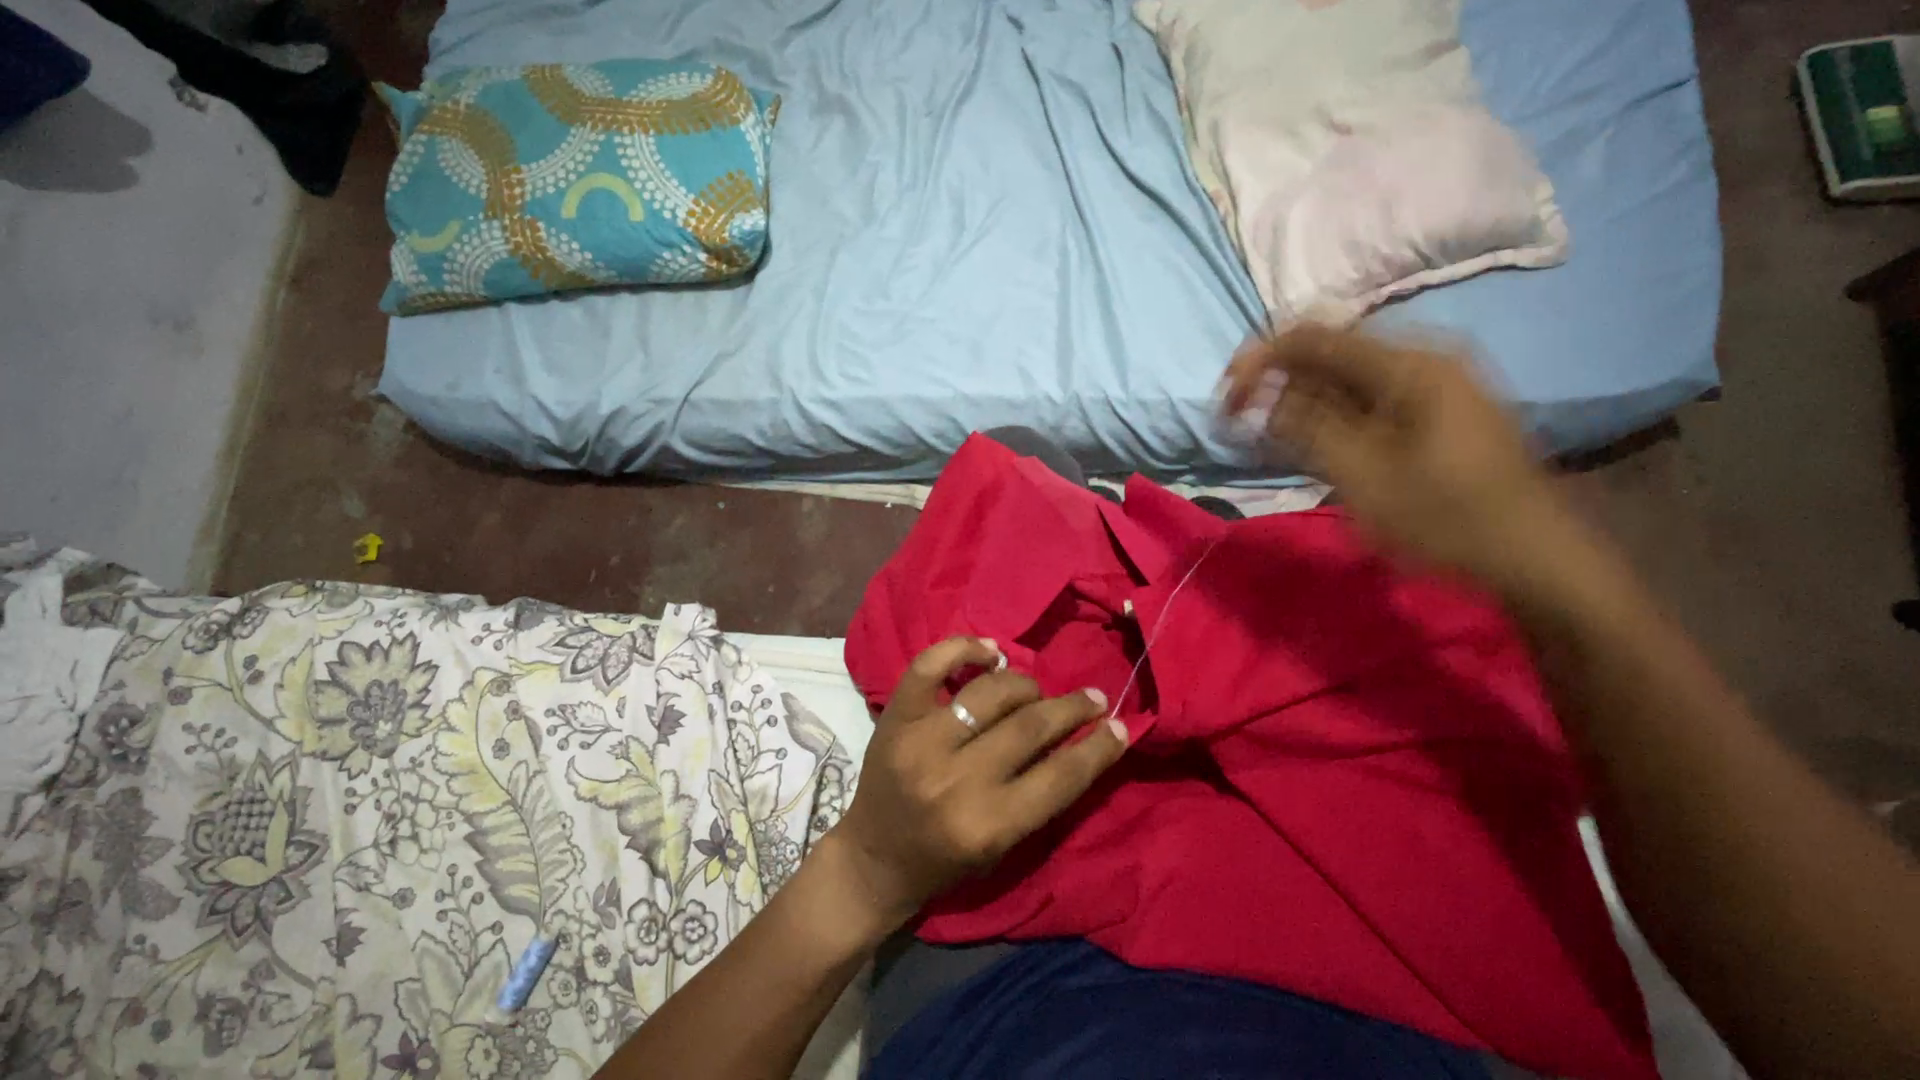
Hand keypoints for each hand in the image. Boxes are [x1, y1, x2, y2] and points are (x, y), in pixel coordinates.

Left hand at [828, 637, 1127, 927]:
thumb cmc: (946, 862)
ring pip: (990, 692)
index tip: (1121, 725)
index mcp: (987, 825)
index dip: (1100, 748)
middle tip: (1092, 698)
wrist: (873, 861)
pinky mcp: (894, 720)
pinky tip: (989, 653)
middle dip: (1072, 708)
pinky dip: (962, 649)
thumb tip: (1083, 737)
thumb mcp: (1004, 846)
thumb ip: (1041, 794)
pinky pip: (928, 667)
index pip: (1061, 776)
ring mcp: (920, 744)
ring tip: (1035, 690)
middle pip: (1031, 726)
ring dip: (1025, 684)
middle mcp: (955, 781)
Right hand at [1222, 322, 1580, 592]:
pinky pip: (1373, 397)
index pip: (1313, 337)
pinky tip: (1315, 442)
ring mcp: (1438, 385)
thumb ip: (1304, 426)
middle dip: (1278, 381)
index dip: (1259, 360)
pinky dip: (1335, 414)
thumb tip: (1256, 393)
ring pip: (1350, 377)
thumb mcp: (1362, 475)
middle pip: (1331, 352)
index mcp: (1409, 364)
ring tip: (1268, 436)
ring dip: (1303, 400)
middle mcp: (1425, 359)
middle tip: (1241, 422)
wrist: (1534, 556)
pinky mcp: (1442, 413)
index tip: (1225, 400)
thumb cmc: (1445, 518)